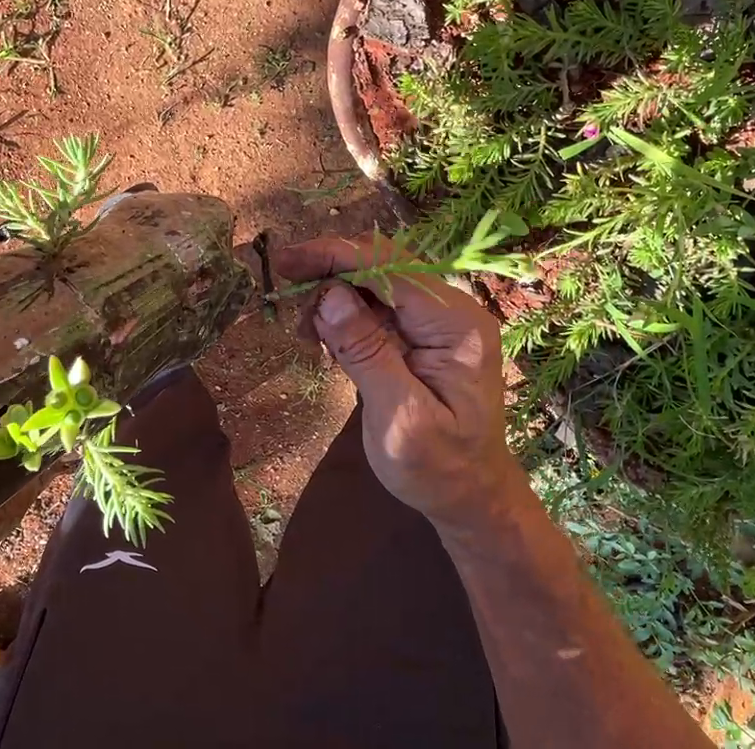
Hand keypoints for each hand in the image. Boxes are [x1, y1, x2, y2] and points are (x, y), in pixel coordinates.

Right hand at [274, 234, 522, 528]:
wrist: (470, 497)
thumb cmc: (438, 468)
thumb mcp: (398, 416)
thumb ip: (366, 352)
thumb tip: (331, 296)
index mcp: (456, 325)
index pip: (391, 269)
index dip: (336, 257)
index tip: (286, 261)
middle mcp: (452, 311)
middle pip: (384, 268)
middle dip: (330, 272)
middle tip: (284, 293)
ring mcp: (439, 322)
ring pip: (377, 284)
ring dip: (334, 294)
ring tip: (301, 328)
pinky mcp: (424, 336)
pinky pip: (380, 308)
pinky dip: (346, 315)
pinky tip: (322, 335)